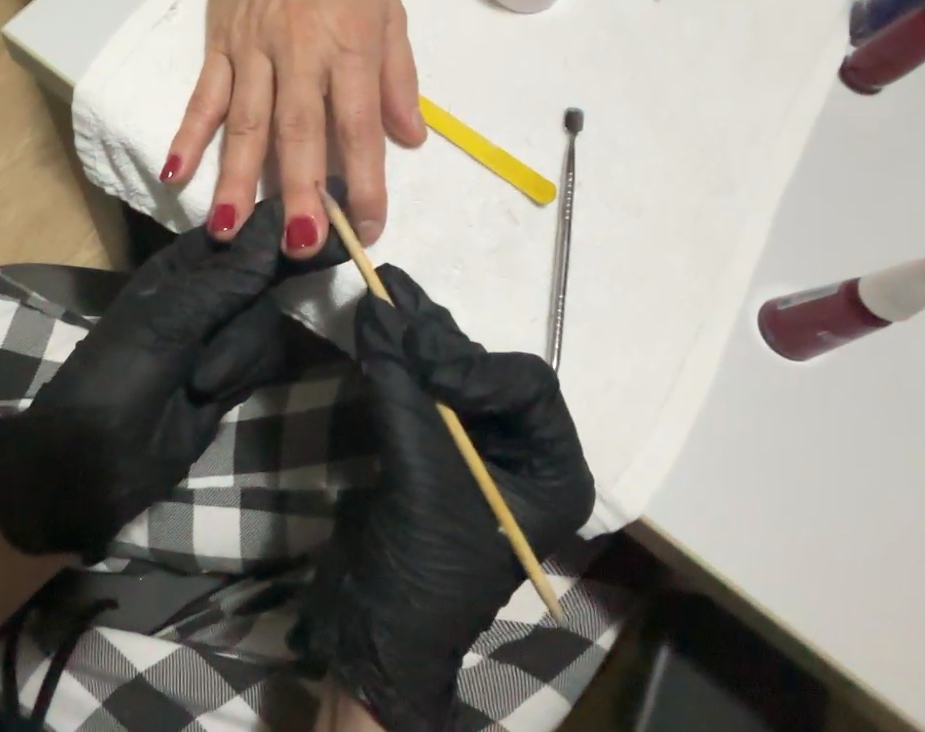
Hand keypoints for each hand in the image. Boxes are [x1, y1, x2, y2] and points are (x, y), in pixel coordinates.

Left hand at [0, 196, 344, 559]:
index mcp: (182, 266)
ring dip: (242, 350)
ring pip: (269, 321)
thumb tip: (283, 225)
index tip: (333, 220)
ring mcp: (223, 336)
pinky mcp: (236, 375)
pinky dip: (246, 372)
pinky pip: (267, 357)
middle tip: (334, 258)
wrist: (95, 461)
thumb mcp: (169, 320)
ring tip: (202, 380)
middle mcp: (208, 293)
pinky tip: (212, 393)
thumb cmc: (118, 375)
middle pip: (268, 274)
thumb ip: (230, 278)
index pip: (244, 233)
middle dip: (277, 283)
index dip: (284, 225)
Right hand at [161, 0, 424, 257]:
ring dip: (237, 178)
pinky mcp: (218, 49)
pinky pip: (203, 96)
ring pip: (245, 123)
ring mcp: (252, 52)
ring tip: (229, 230)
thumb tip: (410, 140)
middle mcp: (300, 53)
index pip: (360, 123)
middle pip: (298, 131)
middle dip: (299, 191)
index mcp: (350, 45)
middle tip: (299, 246)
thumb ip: (400, 77)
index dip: (367, 179)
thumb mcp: (388, 9)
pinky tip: (177, 172)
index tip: (370, 227)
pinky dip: (189, 134)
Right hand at [289, 265, 594, 731]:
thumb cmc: (422, 570)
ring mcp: (473, 451)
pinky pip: (418, 393)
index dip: (475, 368)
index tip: (425, 370)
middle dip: (436, 339)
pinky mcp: (429, 452)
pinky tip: (375, 330)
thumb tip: (376, 306)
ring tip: (382, 292)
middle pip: (483, 372)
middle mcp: (520, 453)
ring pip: (448, 377)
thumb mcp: (421, 477)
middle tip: (392, 289)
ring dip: (412, 338)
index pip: (527, 387)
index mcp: (551, 470)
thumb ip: (400, 390)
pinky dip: (394, 363)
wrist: (372, 635)